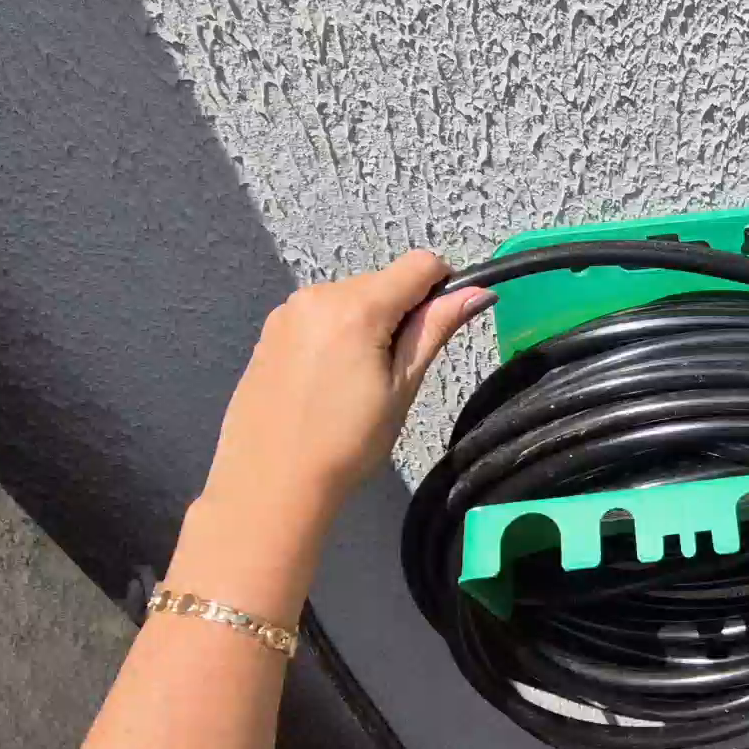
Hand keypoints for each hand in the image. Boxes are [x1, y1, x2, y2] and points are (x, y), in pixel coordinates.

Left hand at [200, 251, 494, 533]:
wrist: (270, 484)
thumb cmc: (348, 443)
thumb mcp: (403, 386)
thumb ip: (436, 329)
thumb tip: (478, 292)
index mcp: (356, 308)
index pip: (419, 264)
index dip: (443, 288)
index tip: (440, 327)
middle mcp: (318, 295)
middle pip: (385, 281)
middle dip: (403, 312)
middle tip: (396, 371)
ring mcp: (288, 311)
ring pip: (353, 298)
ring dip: (372, 324)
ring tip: (360, 381)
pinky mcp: (271, 331)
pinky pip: (322, 315)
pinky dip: (340, 334)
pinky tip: (331, 381)